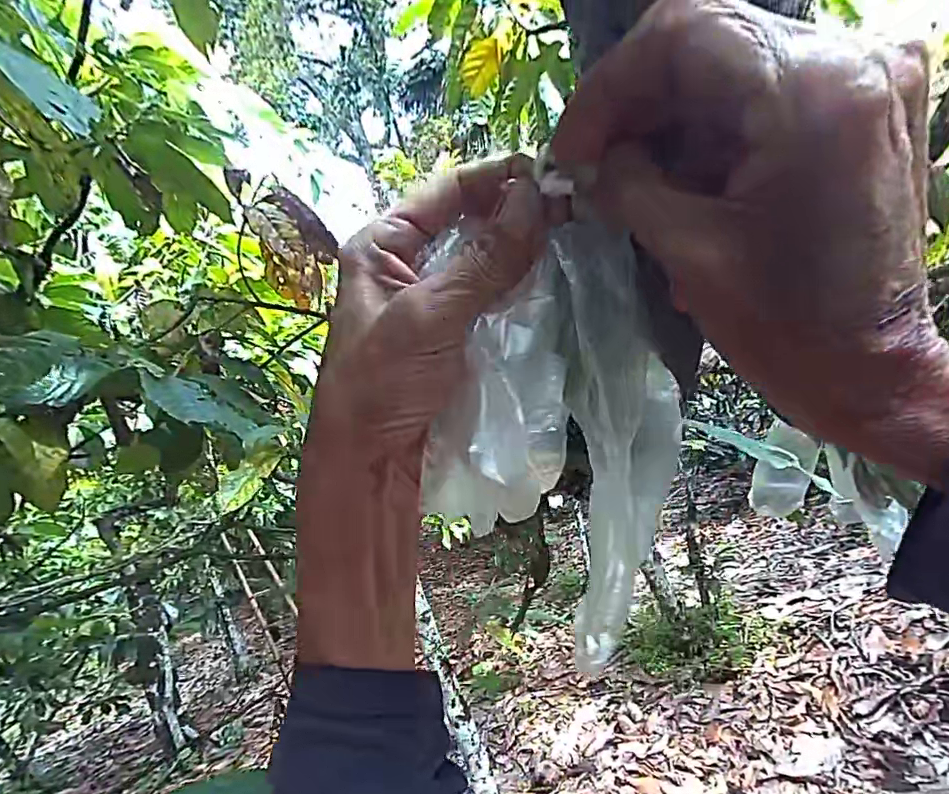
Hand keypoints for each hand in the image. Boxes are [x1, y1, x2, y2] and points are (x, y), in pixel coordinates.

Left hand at [296, 157, 549, 669]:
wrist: (373, 461)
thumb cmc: (383, 384)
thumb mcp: (429, 316)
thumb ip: (483, 261)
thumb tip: (536, 200)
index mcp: (384, 245)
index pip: (447, 192)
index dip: (498, 180)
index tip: (551, 177)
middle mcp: (411, 267)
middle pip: (473, 226)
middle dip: (520, 217)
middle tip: (575, 211)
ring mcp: (438, 305)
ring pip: (489, 264)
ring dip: (527, 254)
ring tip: (574, 240)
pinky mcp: (459, 339)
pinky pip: (496, 302)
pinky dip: (523, 292)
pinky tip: (553, 284)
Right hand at [550, 0, 948, 487]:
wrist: (872, 375)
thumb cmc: (786, 330)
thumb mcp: (693, 256)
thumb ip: (630, 188)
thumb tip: (590, 164)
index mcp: (810, 90)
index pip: (682, 36)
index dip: (610, 88)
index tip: (573, 149)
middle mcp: (854, 57)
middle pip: (713, 50)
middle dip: (643, 113)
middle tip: (599, 172)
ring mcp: (875, 81)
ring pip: (741, 82)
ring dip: (683, 142)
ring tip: (647, 208)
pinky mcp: (875, 115)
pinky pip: (778, 108)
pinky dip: (728, 150)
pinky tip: (699, 205)